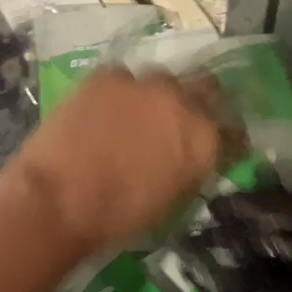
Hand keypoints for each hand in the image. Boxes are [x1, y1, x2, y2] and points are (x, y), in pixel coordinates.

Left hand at [4, 68, 231, 252]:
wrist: (58, 197)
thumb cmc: (117, 216)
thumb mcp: (172, 200)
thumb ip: (190, 169)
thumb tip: (188, 158)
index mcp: (206, 140)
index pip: (233, 130)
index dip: (225, 137)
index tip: (216, 143)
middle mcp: (182, 103)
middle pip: (204, 89)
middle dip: (196, 103)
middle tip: (175, 121)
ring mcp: (142, 84)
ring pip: (160, 80)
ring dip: (153, 96)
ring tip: (132, 115)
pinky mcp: (105, 76)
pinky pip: (119, 78)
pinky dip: (115, 92)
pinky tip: (99, 109)